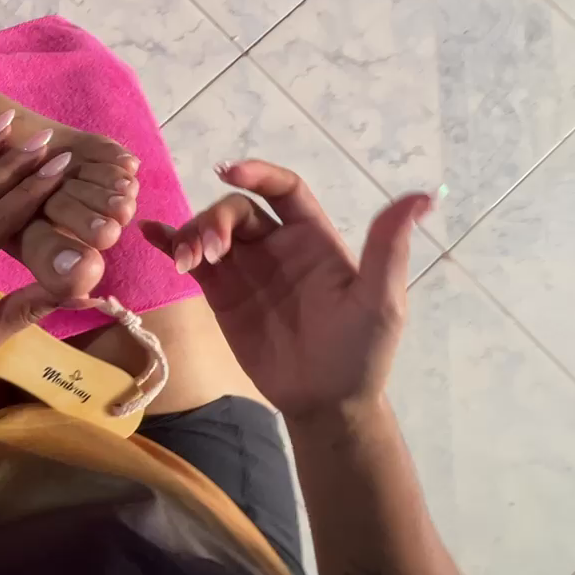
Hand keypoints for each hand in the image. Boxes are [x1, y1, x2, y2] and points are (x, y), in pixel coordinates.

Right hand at [140, 160, 429, 423]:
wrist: (325, 402)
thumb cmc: (360, 351)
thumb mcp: (381, 301)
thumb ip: (387, 248)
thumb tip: (424, 196)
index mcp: (312, 238)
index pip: (283, 189)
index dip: (258, 173)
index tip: (227, 172)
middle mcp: (275, 246)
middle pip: (236, 211)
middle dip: (215, 220)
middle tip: (206, 250)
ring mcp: (245, 269)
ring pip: (209, 232)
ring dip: (190, 234)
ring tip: (185, 262)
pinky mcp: (221, 294)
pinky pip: (192, 260)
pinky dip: (168, 242)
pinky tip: (150, 234)